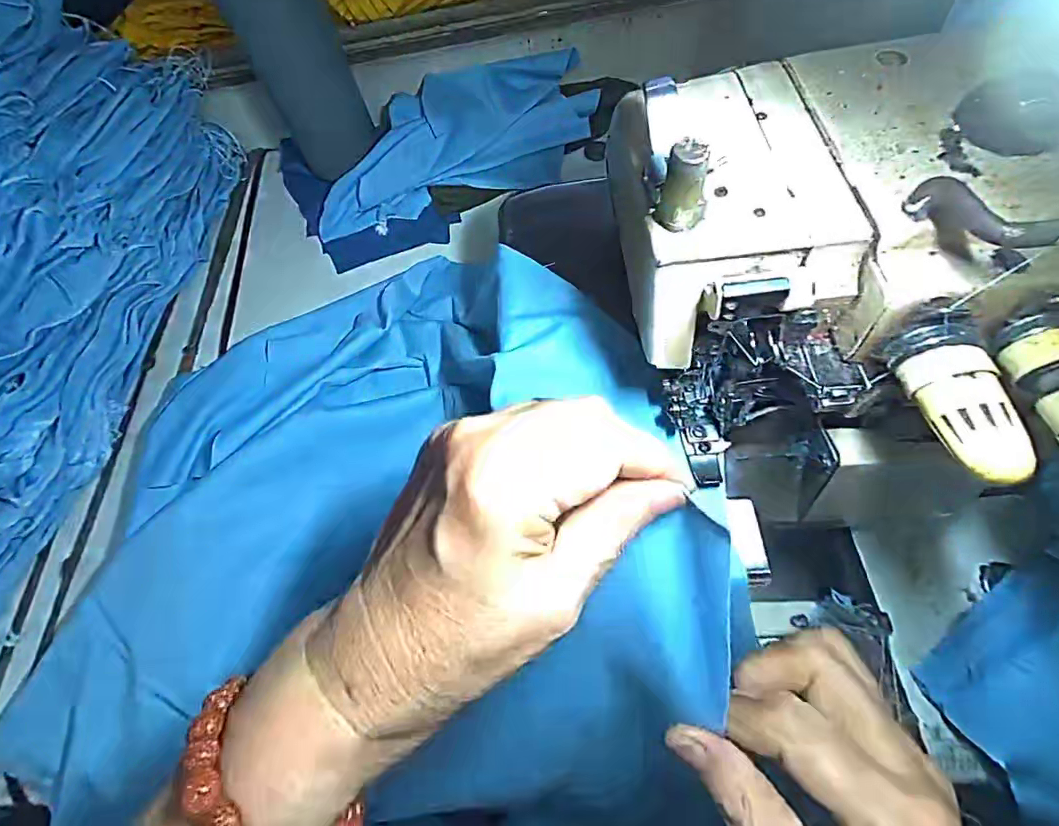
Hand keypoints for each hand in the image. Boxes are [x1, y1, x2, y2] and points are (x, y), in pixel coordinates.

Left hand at [154, 398, 690, 825]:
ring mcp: (456, 431)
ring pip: (552, 410)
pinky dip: (555, 440)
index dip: (651, 458)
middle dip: (623, 446)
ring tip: (610, 490)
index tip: (680, 486)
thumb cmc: (466, 645)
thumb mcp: (556, 599)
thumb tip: (668, 490)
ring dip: (590, 441)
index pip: (601, 439)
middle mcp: (476, 436)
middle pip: (579, 412)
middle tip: (648, 492)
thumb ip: (614, 527)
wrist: (377, 649)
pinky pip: (521, 420)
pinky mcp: (446, 438)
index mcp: (501, 479)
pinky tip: (563, 480)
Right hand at [667, 629, 958, 825]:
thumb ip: (748, 803)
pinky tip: (784, 717)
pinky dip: (802, 678)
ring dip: (780, 667)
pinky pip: (849, 676)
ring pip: (835, 653)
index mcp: (893, 804)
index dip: (732, 717)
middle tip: (729, 716)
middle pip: (818, 659)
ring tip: (754, 711)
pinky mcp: (905, 747)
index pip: (791, 718)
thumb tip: (686, 735)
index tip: (696, 729)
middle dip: (758, 675)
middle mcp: (909, 761)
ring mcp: (912, 748)